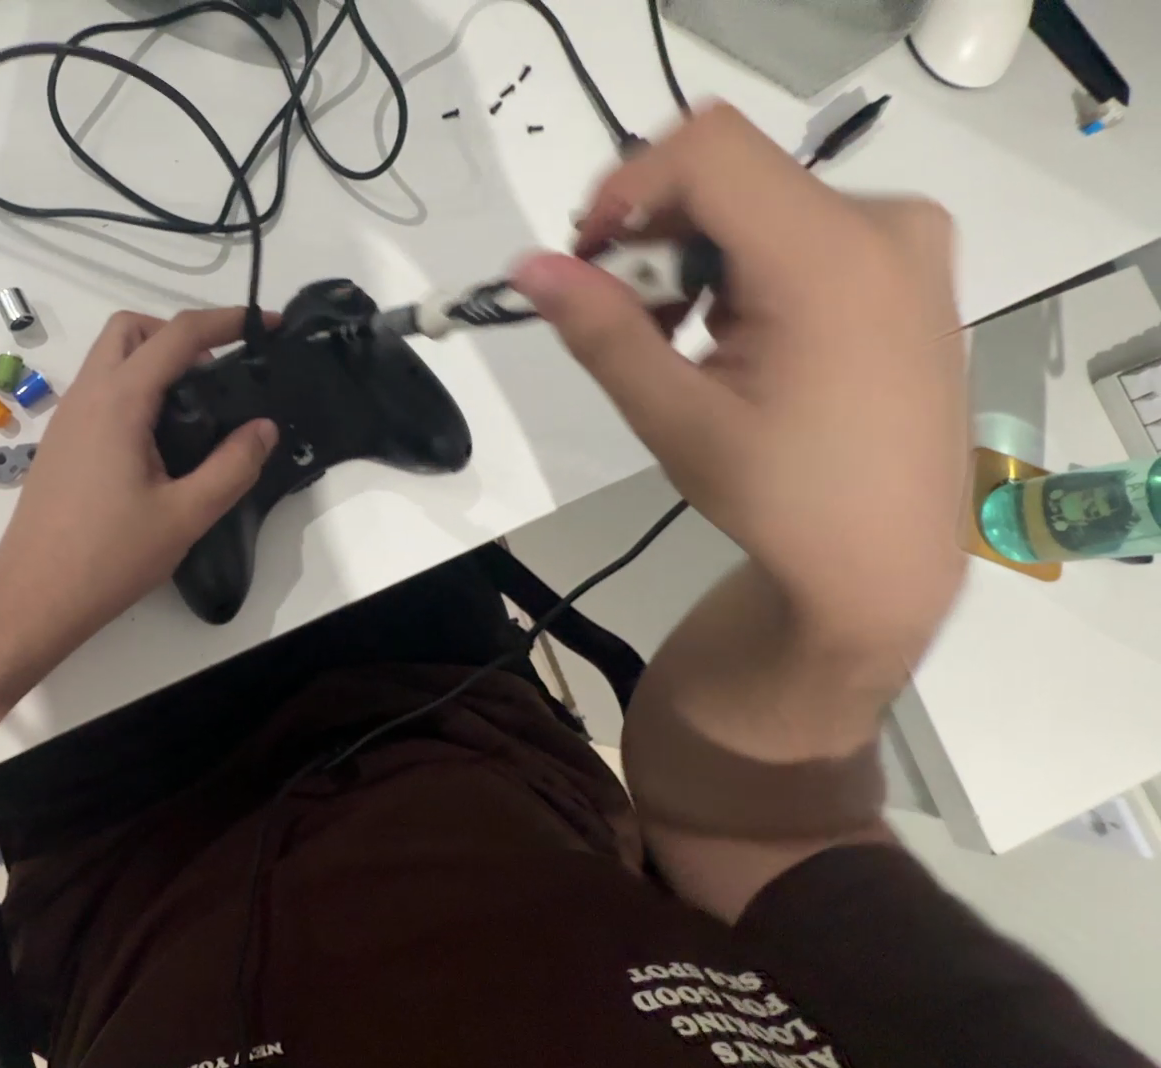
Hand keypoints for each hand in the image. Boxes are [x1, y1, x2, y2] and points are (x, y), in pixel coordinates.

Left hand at [0, 308, 278, 660]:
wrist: (34, 597)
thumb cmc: (110, 557)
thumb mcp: (185, 515)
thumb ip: (232, 466)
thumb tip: (264, 428)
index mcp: (119, 402)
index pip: (177, 335)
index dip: (227, 321)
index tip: (266, 324)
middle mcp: (86, 397)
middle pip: (130, 330)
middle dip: (177, 333)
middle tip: (216, 373)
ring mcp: (66, 420)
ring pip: (109, 360)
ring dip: (152, 362)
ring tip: (194, 410)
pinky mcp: (60, 444)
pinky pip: (99, 392)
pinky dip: (133, 390)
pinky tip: (157, 442)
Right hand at [511, 104, 966, 662]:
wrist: (883, 555)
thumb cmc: (778, 495)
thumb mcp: (673, 416)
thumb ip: (600, 331)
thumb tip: (527, 267)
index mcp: (830, 257)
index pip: (709, 152)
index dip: (626, 187)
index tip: (583, 259)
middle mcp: (882, 224)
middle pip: (729, 179)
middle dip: (650, 239)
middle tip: (620, 323)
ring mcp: (900, 244)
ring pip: (754, 206)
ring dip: (686, 261)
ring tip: (671, 344)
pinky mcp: (899, 268)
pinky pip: (791, 232)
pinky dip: (730, 271)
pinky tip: (720, 338)